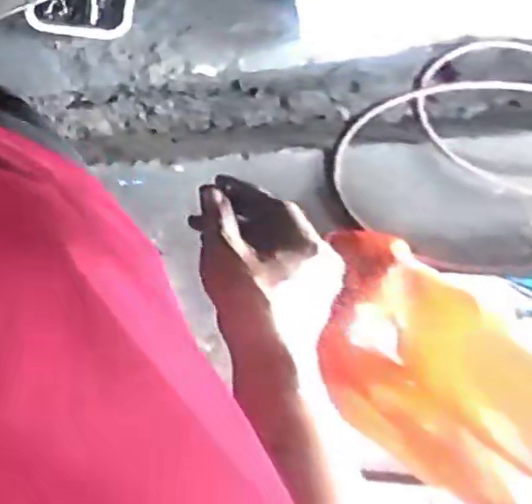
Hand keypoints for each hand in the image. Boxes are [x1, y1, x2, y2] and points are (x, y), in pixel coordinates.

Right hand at [193, 175, 344, 355]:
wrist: (271, 348)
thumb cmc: (246, 293)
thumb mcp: (222, 247)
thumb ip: (217, 214)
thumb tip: (210, 190)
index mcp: (307, 242)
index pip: (275, 204)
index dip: (243, 190)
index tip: (215, 183)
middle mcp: (324, 256)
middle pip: (279, 222)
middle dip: (241, 211)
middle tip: (208, 207)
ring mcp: (322, 277)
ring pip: (280, 240)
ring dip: (246, 230)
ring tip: (211, 230)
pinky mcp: (313, 291)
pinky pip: (284, 256)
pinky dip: (257, 246)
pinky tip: (232, 251)